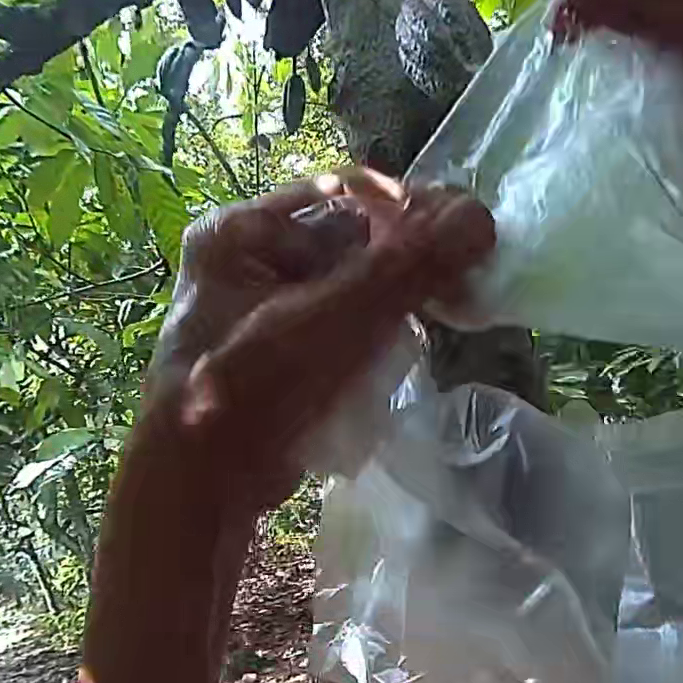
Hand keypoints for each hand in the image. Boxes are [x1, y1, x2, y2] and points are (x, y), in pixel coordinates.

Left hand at [75, 174, 493, 682]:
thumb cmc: (254, 387)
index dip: (407, 210)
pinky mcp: (284, 357)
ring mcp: (266, 314)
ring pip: (353, 291)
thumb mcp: (332, 318)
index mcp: (242, 233)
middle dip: (406, 266)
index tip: (460, 237)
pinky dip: (375, 340)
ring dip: (396, 306)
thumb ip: (405, 267)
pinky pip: (343, 331)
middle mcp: (249, 265)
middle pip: (351, 246)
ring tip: (437, 320)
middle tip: (457, 286)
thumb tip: (479, 219)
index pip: (343, 198)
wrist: (203, 485)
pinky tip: (400, 358)